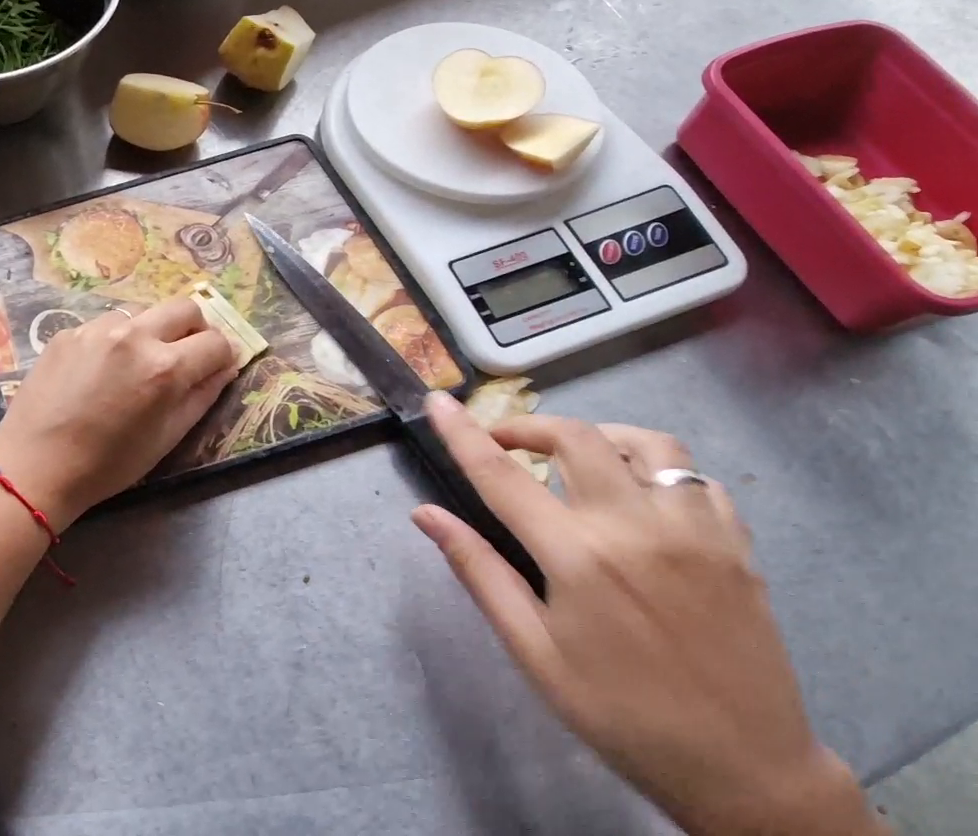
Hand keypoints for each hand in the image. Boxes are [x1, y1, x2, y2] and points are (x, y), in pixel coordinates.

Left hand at [0, 298, 238, 524]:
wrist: (35, 465)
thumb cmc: (107, 464)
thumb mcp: (166, 437)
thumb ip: (201, 396)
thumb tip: (225, 367)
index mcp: (164, 367)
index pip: (216, 341)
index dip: (223, 356)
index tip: (216, 367)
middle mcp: (133, 335)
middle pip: (184, 307)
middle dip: (195, 329)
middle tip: (186, 356)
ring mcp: (96, 328)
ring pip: (143, 311)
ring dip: (152, 330)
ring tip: (137, 365)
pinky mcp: (68, 332)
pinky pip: (105, 324)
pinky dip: (115, 340)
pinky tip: (100, 371)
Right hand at [414, 393, 884, 835]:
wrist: (746, 770)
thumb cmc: (619, 713)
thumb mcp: (532, 650)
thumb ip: (479, 571)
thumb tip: (425, 516)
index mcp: (578, 556)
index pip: (502, 475)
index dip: (462, 433)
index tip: (436, 402)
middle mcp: (638, 527)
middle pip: (576, 437)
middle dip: (529, 427)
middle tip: (502, 444)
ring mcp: (697, 531)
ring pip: (647, 442)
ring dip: (598, 437)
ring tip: (574, 459)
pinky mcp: (738, 546)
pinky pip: (696, 478)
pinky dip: (656, 469)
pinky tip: (638, 495)